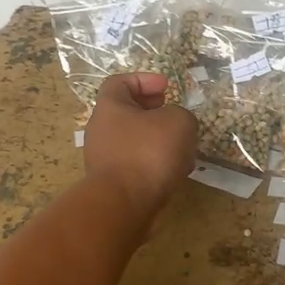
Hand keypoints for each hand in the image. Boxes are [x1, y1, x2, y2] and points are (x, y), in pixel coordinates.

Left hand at [84, 73, 197, 216]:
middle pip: (127, 113)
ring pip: (134, 141)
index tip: (166, 87)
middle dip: (154, 112)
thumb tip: (176, 124)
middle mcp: (101, 130)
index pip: (119, 82)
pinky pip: (136, 165)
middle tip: (174, 116)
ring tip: (183, 148)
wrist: (125, 204)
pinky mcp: (113, 183)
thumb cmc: (148, 152)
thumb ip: (180, 115)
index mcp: (110, 107)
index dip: (144, 80)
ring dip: (158, 141)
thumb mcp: (178, 121)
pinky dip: (155, 164)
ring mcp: (104, 158)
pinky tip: (175, 172)